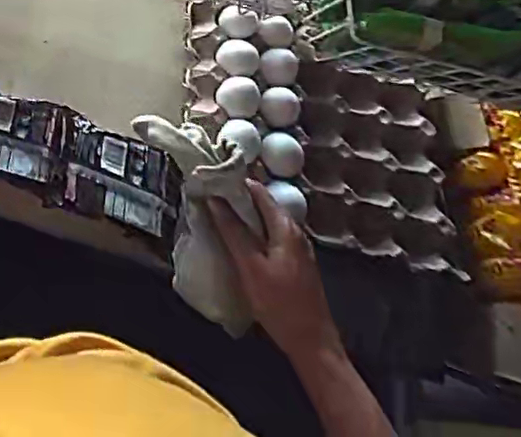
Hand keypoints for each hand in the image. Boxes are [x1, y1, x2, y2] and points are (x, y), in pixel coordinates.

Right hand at [210, 179, 341, 363]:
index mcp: (286, 229)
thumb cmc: (280, 303)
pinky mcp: (294, 262)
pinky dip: (252, 229)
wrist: (313, 345)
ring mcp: (297, 249)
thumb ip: (232, 230)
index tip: (209, 176)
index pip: (258, 191)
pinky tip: (235, 236)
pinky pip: (269, 234)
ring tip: (215, 210)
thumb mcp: (250, 266)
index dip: (234, 181)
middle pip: (263, 204)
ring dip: (243, 214)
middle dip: (236, 196)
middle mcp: (295, 233)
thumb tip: (213, 199)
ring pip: (266, 220)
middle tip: (207, 193)